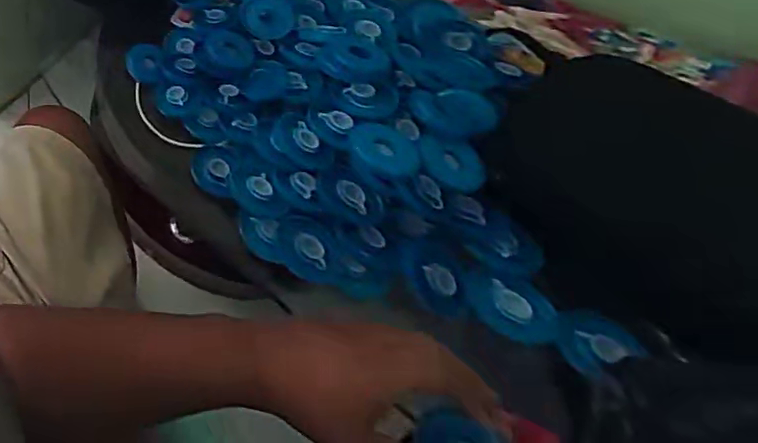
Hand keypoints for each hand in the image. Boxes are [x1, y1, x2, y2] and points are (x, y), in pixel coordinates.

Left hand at [252, 321, 506, 442]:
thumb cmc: (310, 399)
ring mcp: (360, 327)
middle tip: (487, 410)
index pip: (448, 373)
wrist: (260, 355)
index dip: (478, 398)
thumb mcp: (356, 441)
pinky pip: (392, 335)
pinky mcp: (343, 325)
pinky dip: (414, 353)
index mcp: (394, 364)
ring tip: (457, 394)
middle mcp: (382, 338)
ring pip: (413, 339)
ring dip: (440, 363)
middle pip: (435, 351)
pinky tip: (411, 375)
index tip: (498, 424)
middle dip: (466, 379)